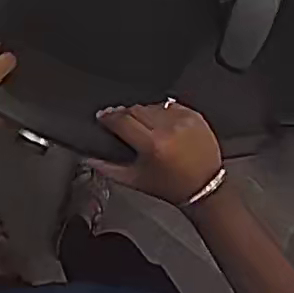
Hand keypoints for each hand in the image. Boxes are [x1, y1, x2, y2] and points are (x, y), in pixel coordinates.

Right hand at [93, 102, 223, 206]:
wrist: (204, 187)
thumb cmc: (172, 187)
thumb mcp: (136, 180)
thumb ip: (107, 167)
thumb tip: (88, 157)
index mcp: (153, 145)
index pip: (122, 119)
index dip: (108, 117)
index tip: (103, 117)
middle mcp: (169, 129)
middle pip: (136, 109)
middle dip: (125, 115)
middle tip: (123, 125)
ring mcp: (184, 120)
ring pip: (152, 105)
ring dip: (145, 114)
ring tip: (147, 131)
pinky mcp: (195, 116)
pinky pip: (170, 105)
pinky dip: (163, 113)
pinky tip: (164, 127)